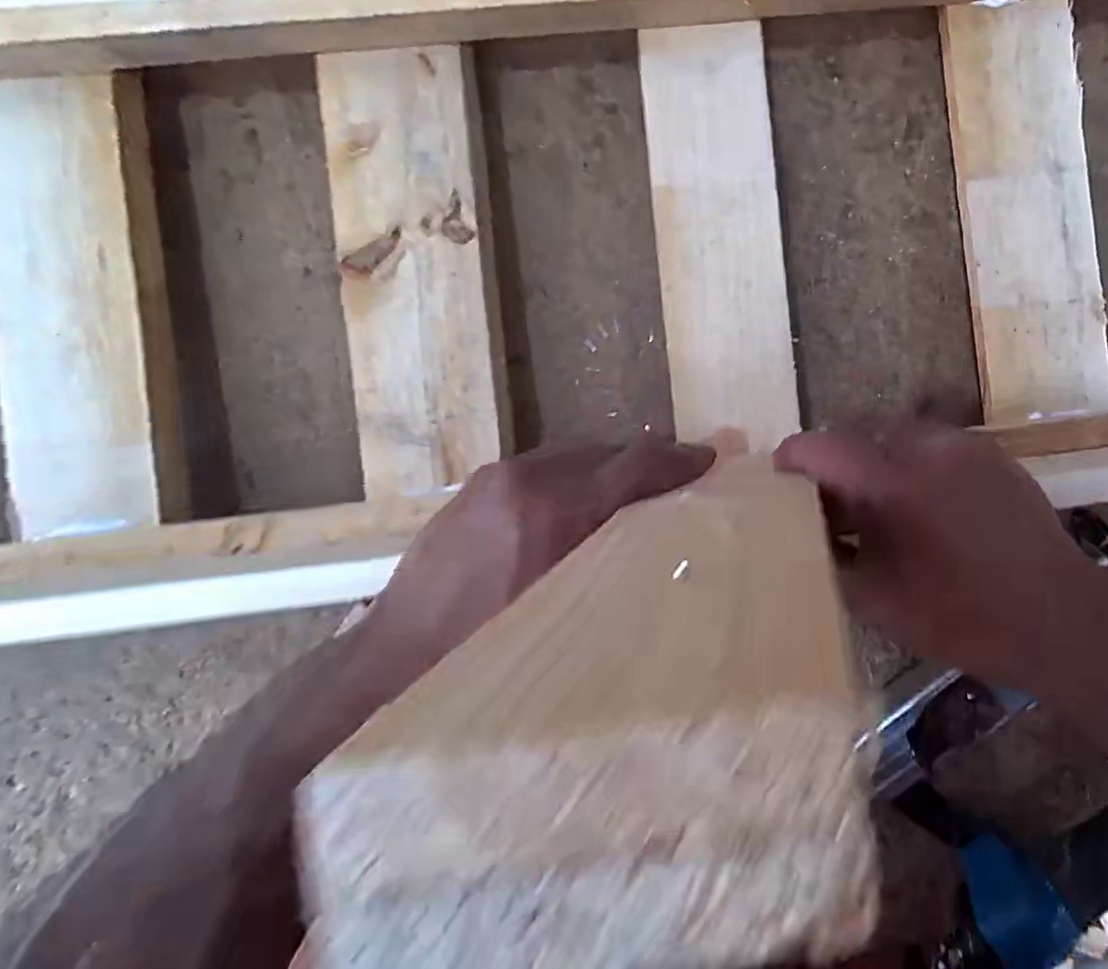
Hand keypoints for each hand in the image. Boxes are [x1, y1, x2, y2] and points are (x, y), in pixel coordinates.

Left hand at [374, 434, 716, 655]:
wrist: (395, 657)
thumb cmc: (488, 653)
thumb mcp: (566, 616)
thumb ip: (614, 566)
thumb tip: (656, 541)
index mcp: (553, 511)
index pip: (632, 466)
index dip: (678, 460)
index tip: (712, 460)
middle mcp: (526, 478)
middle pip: (606, 450)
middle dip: (647, 462)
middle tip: (680, 479)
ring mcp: (496, 476)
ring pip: (574, 456)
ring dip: (610, 469)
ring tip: (634, 493)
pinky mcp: (477, 485)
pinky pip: (543, 468)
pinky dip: (574, 477)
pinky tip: (580, 505)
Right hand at [773, 420, 1107, 691]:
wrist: (1062, 621)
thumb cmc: (961, 619)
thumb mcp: (876, 601)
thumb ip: (831, 560)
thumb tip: (806, 538)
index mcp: (894, 486)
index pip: (822, 447)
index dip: (792, 456)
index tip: (779, 474)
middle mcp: (927, 450)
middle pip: (857, 435)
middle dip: (835, 463)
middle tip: (831, 502)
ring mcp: (965, 447)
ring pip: (895, 436)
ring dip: (874, 461)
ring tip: (877, 504)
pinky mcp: (992, 454)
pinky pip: (932, 445)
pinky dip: (911, 464)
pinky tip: (921, 506)